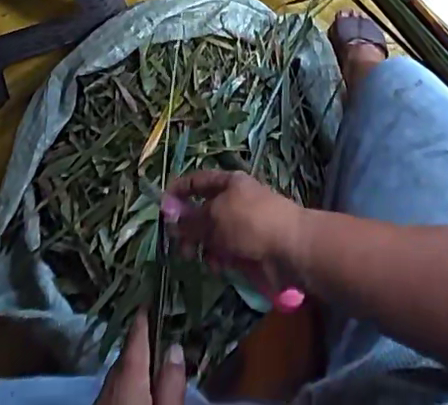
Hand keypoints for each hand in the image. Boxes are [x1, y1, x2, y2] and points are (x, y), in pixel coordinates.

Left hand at [94, 312, 184, 404]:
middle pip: (126, 355)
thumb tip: (175, 348)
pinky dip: (127, 381)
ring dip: (135, 363)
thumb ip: (171, 382)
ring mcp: (99, 401)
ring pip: (118, 374)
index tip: (155, 295)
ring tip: (156, 356)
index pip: (135, 336)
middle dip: (143, 341)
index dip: (145, 314)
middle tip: (164, 326)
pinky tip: (140, 387)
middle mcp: (108, 385)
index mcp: (127, 377)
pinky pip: (113, 390)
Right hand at [162, 170, 308, 306]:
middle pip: (201, 212)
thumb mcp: (215, 216)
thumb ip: (189, 217)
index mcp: (229, 183)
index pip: (198, 181)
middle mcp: (233, 201)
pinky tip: (221, 265)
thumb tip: (166, 208)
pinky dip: (218, 258)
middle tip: (181, 245)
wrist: (288, 247)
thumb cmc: (251, 222)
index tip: (159, 208)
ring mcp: (239, 225)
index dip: (178, 191)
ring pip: (208, 235)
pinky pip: (222, 251)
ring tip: (201, 256)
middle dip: (188, 228)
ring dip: (202, 246)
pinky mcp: (244, 247)